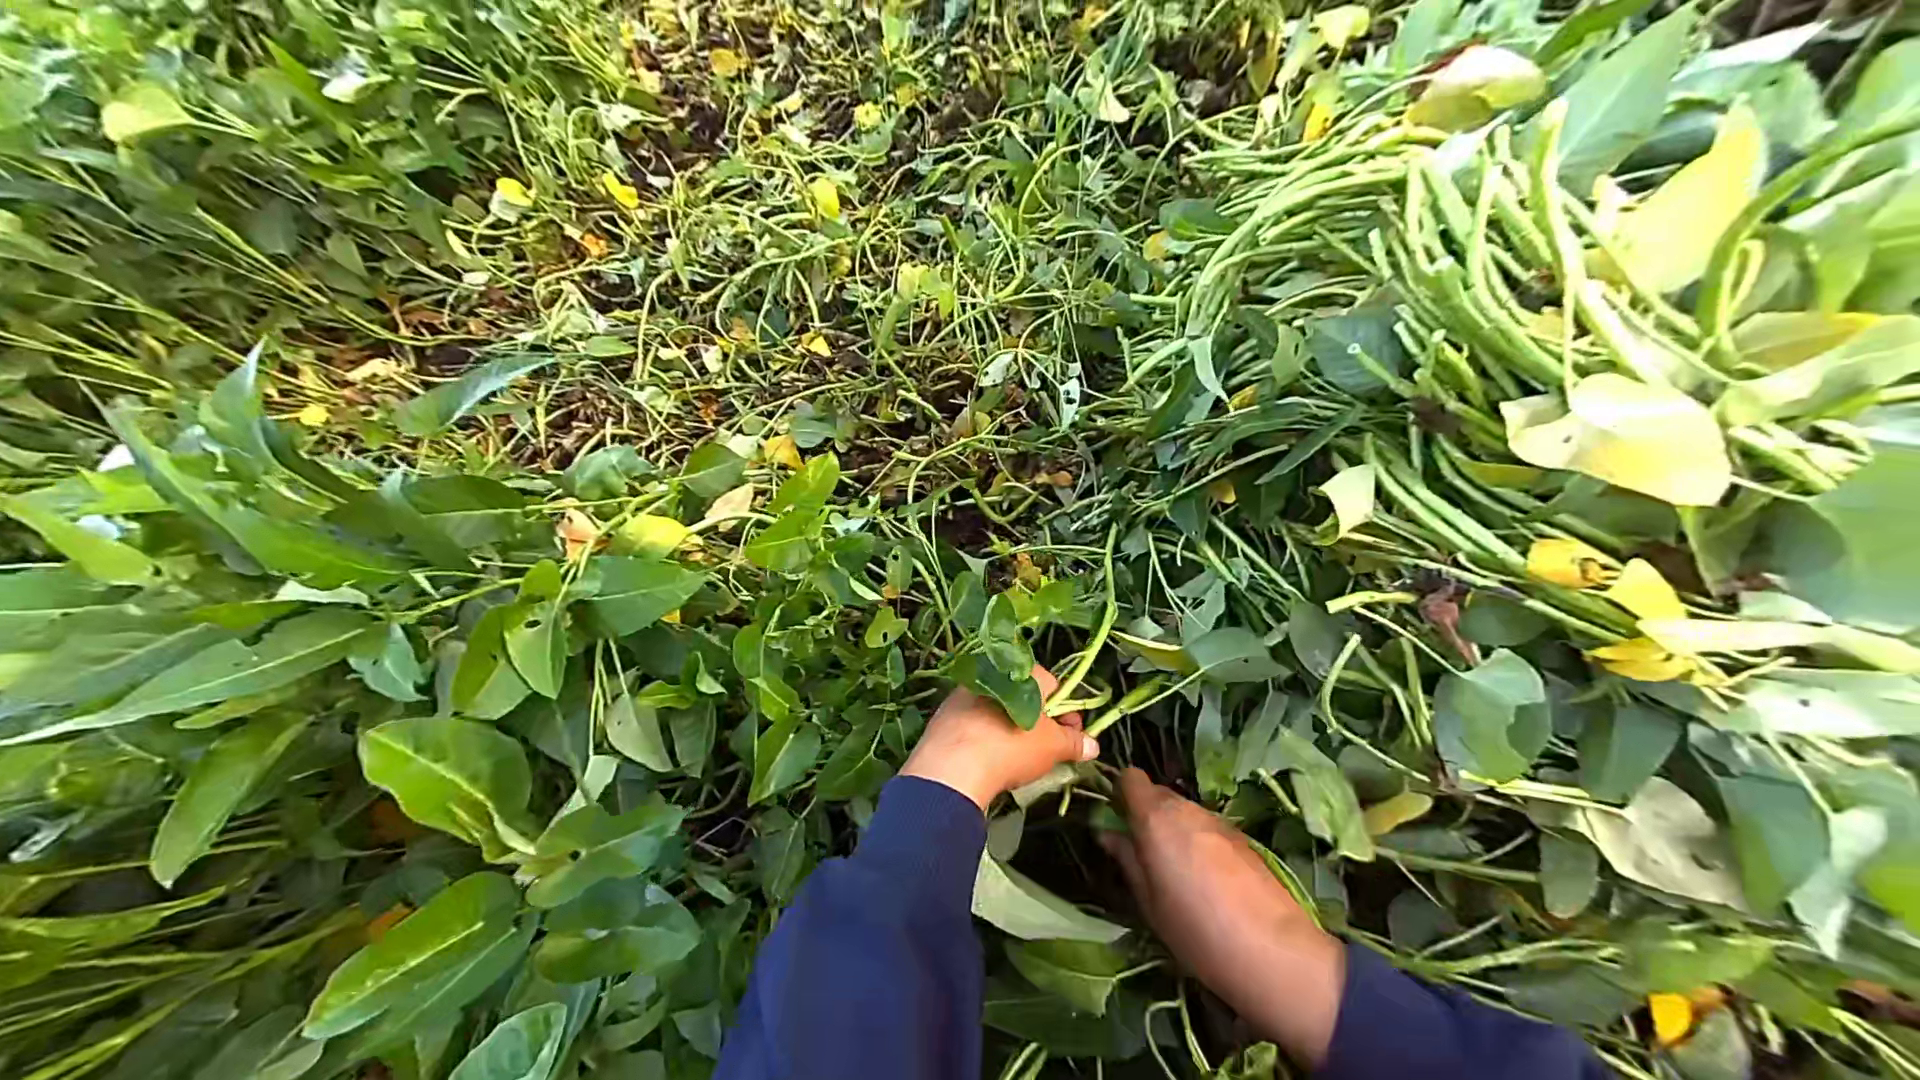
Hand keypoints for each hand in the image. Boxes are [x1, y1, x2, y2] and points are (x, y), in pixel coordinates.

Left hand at [900, 664, 1099, 811]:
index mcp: (1024, 675)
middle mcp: (994, 675)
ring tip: (1014, 756)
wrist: (952, 765)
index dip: (1065, 712)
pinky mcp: (944, 712)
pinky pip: (973, 720)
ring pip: (997, 707)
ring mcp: (966, 692)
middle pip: (1024, 696)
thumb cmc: (1012, 747)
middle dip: (1037, 720)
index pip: (1054, 685)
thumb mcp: (1053, 747)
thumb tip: (1093, 744)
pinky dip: (983, 734)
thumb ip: (1074, 742)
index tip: (1070, 736)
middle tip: (1045, 749)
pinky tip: (986, 757)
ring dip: (1008, 725)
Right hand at [1100, 768, 1345, 1067]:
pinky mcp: (1242, 837)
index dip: (1120, 793)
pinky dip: (1199, 841)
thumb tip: (1109, 833)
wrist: (1275, 953)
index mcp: (1155, 817)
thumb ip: (1127, 859)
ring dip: (1174, 829)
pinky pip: (1206, 827)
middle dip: (1146, 814)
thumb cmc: (1196, 930)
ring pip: (1183, 811)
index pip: (1130, 777)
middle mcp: (1185, 807)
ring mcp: (1217, 820)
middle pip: (1157, 793)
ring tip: (1177, 871)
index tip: (1117, 820)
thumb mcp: (1148, 902)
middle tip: (1144, 853)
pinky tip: (1208, 879)